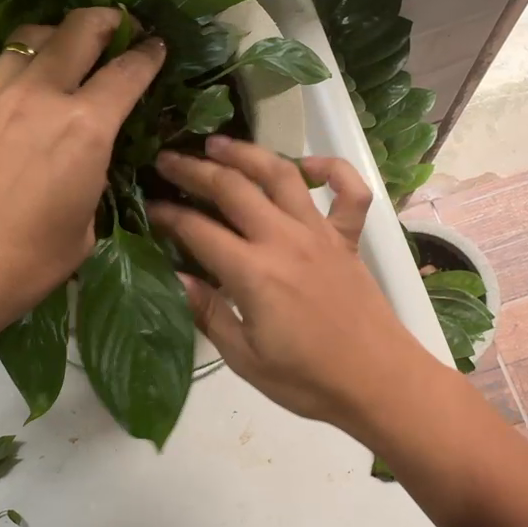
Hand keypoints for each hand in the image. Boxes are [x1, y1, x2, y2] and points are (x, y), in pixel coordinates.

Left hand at [0, 8, 165, 339]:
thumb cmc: (24, 266)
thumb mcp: (84, 230)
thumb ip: (92, 182)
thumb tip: (87, 165)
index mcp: (85, 127)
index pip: (127, 71)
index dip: (148, 55)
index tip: (158, 46)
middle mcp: (43, 95)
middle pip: (79, 29)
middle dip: (108, 20)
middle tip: (121, 25)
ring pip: (34, 36)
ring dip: (60, 32)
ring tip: (72, 46)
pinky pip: (5, 65)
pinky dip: (27, 59)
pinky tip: (32, 82)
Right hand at [147, 136, 439, 433]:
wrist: (379, 383)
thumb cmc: (307, 380)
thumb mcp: (245, 358)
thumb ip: (209, 313)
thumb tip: (178, 278)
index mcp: (253, 273)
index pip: (198, 230)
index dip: (167, 215)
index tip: (147, 206)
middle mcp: (284, 240)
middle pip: (233, 188)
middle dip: (194, 170)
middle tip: (167, 159)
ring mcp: (320, 234)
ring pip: (281, 175)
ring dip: (246, 154)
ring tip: (217, 143)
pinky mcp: (348, 239)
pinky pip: (348, 191)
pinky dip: (330, 169)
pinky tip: (306, 166)